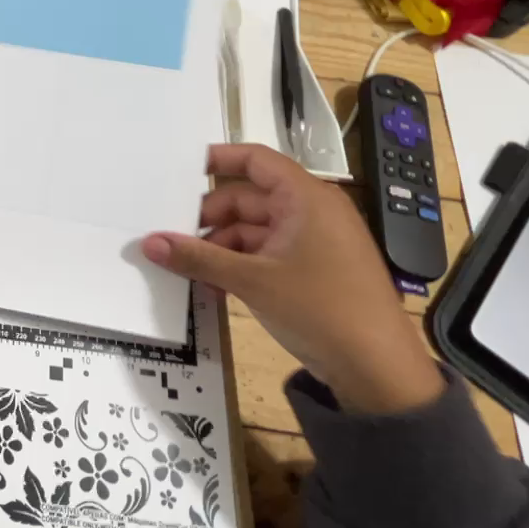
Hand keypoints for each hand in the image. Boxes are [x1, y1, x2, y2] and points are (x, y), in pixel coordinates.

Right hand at [142, 144, 443, 414]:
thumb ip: (197, 258)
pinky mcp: (312, 268)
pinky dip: (238, 264)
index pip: (255, 160)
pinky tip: (214, 287)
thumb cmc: (321, 308)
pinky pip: (265, 253)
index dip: (217, 159)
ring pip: (251, 230)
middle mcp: (311, 212)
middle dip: (208, 219)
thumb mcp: (251, 281)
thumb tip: (149, 243)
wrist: (379, 368)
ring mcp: (313, 241)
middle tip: (172, 238)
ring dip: (219, 247)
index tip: (178, 171)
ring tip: (190, 270)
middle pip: (246, 199)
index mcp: (305, 199)